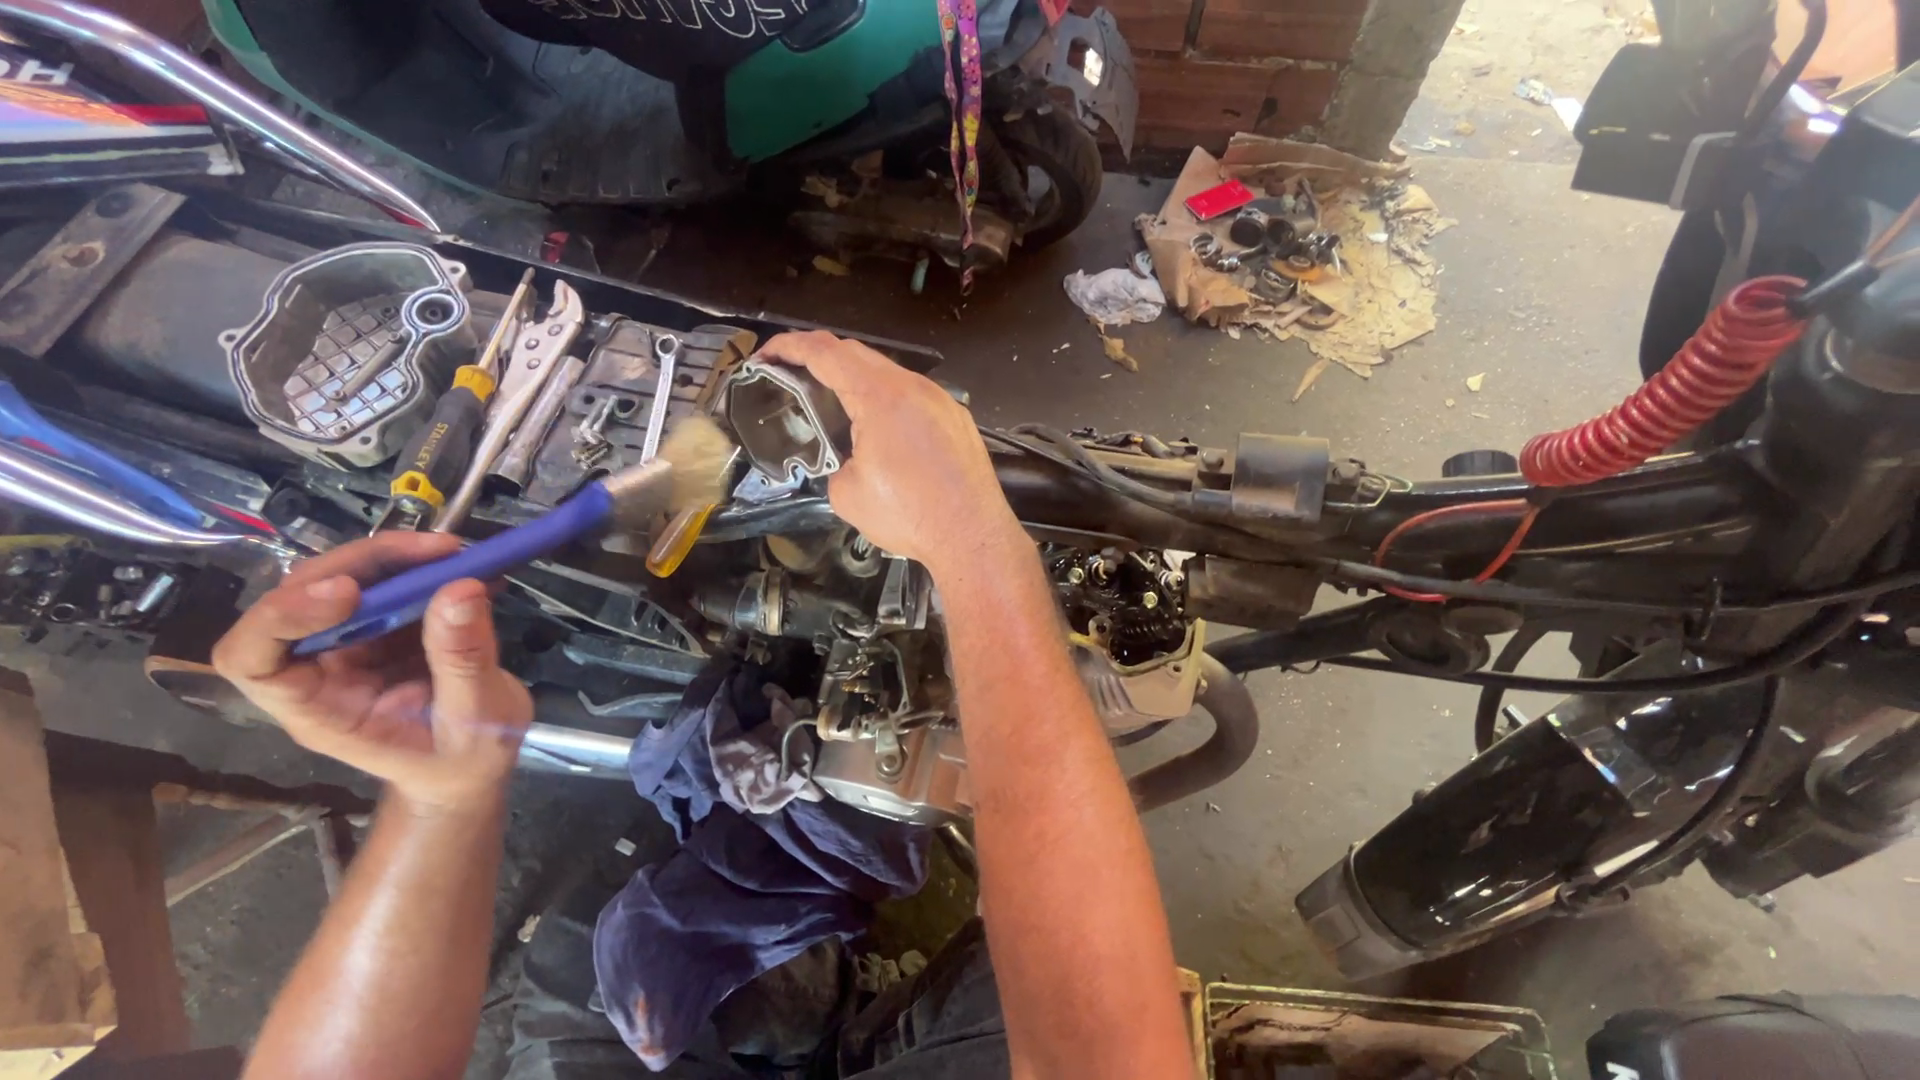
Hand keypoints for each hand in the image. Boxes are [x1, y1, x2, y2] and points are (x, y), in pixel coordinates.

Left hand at [212, 534, 532, 813]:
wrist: (472, 770)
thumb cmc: (461, 763)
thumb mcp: (474, 720)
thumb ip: (462, 659)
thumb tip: (461, 588)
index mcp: (320, 710)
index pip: (255, 660)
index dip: (284, 616)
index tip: (349, 592)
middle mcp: (322, 670)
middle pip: (301, 600)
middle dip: (361, 565)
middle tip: (435, 551)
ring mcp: (353, 646)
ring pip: (342, 581)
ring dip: (394, 558)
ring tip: (456, 552)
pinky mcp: (386, 630)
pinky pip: (387, 585)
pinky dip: (422, 566)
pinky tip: (466, 563)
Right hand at [756, 331, 1023, 576]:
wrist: (972, 537)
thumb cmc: (912, 516)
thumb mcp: (847, 493)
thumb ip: (834, 462)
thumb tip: (843, 460)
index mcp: (881, 397)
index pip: (826, 353)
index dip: (790, 346)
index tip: (767, 353)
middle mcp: (914, 388)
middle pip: (858, 354)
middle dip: (820, 357)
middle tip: (793, 373)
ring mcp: (940, 401)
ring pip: (890, 374)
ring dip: (856, 380)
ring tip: (833, 401)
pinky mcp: (956, 420)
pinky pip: (914, 396)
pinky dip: (887, 400)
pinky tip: (879, 427)